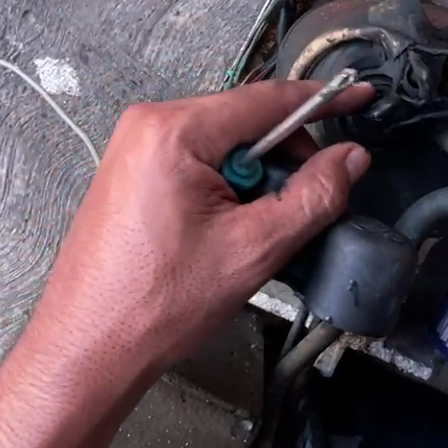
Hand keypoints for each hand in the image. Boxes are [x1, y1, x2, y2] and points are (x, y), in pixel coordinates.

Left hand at [0, 80, 371, 447]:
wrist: (85, 350)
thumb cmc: (158, 303)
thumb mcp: (254, 249)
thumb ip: (314, 197)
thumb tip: (351, 157)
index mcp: (175, 131)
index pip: (268, 99)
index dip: (322, 100)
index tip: (361, 97)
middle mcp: (150, 123)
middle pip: (247, 119)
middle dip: (286, 156)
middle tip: (303, 205)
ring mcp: (137, 145)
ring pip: (226, 141)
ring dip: (256, 176)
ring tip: (252, 230)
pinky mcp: (134, 169)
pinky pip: (200, 158)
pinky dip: (228, 184)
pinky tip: (227, 227)